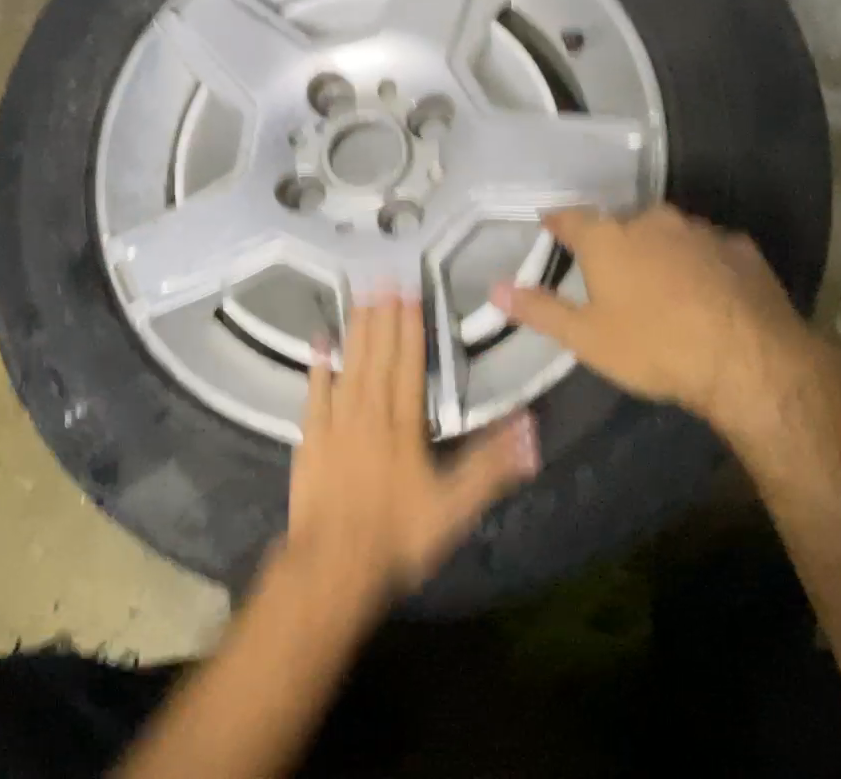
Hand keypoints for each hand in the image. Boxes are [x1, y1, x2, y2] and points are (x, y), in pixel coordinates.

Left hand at [286, 295, 540, 599]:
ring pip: (348, 366)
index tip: (412, 294)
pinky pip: (314, 394)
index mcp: (404, 426)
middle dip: (383, 316)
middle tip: (383, 277)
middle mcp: (369, 414)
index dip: (411, 328)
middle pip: (378, 356)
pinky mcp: (310, 439)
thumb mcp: (455, 507)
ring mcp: (335, 424)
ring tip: (359, 295)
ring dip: (355, 330)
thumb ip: (491, 465)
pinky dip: (317, 366)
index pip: (409, 366)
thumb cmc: (398, 536)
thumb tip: (530, 427)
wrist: (333, 563)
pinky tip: (318, 343)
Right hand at [492, 205, 824, 428]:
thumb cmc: (653, 347)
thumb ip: (539, 309)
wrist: (749, 361)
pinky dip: (699, 264)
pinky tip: (705, 291)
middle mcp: (652, 221)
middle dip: (612, 241)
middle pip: (622, 224)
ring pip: (668, 233)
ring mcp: (701, 231)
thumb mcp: (585, 338)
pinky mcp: (741, 248)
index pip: (571, 217)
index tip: (549, 225)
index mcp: (608, 238)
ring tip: (658, 284)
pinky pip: (708, 249)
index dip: (557, 222)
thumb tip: (493, 287)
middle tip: (608, 272)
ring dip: (658, 250)